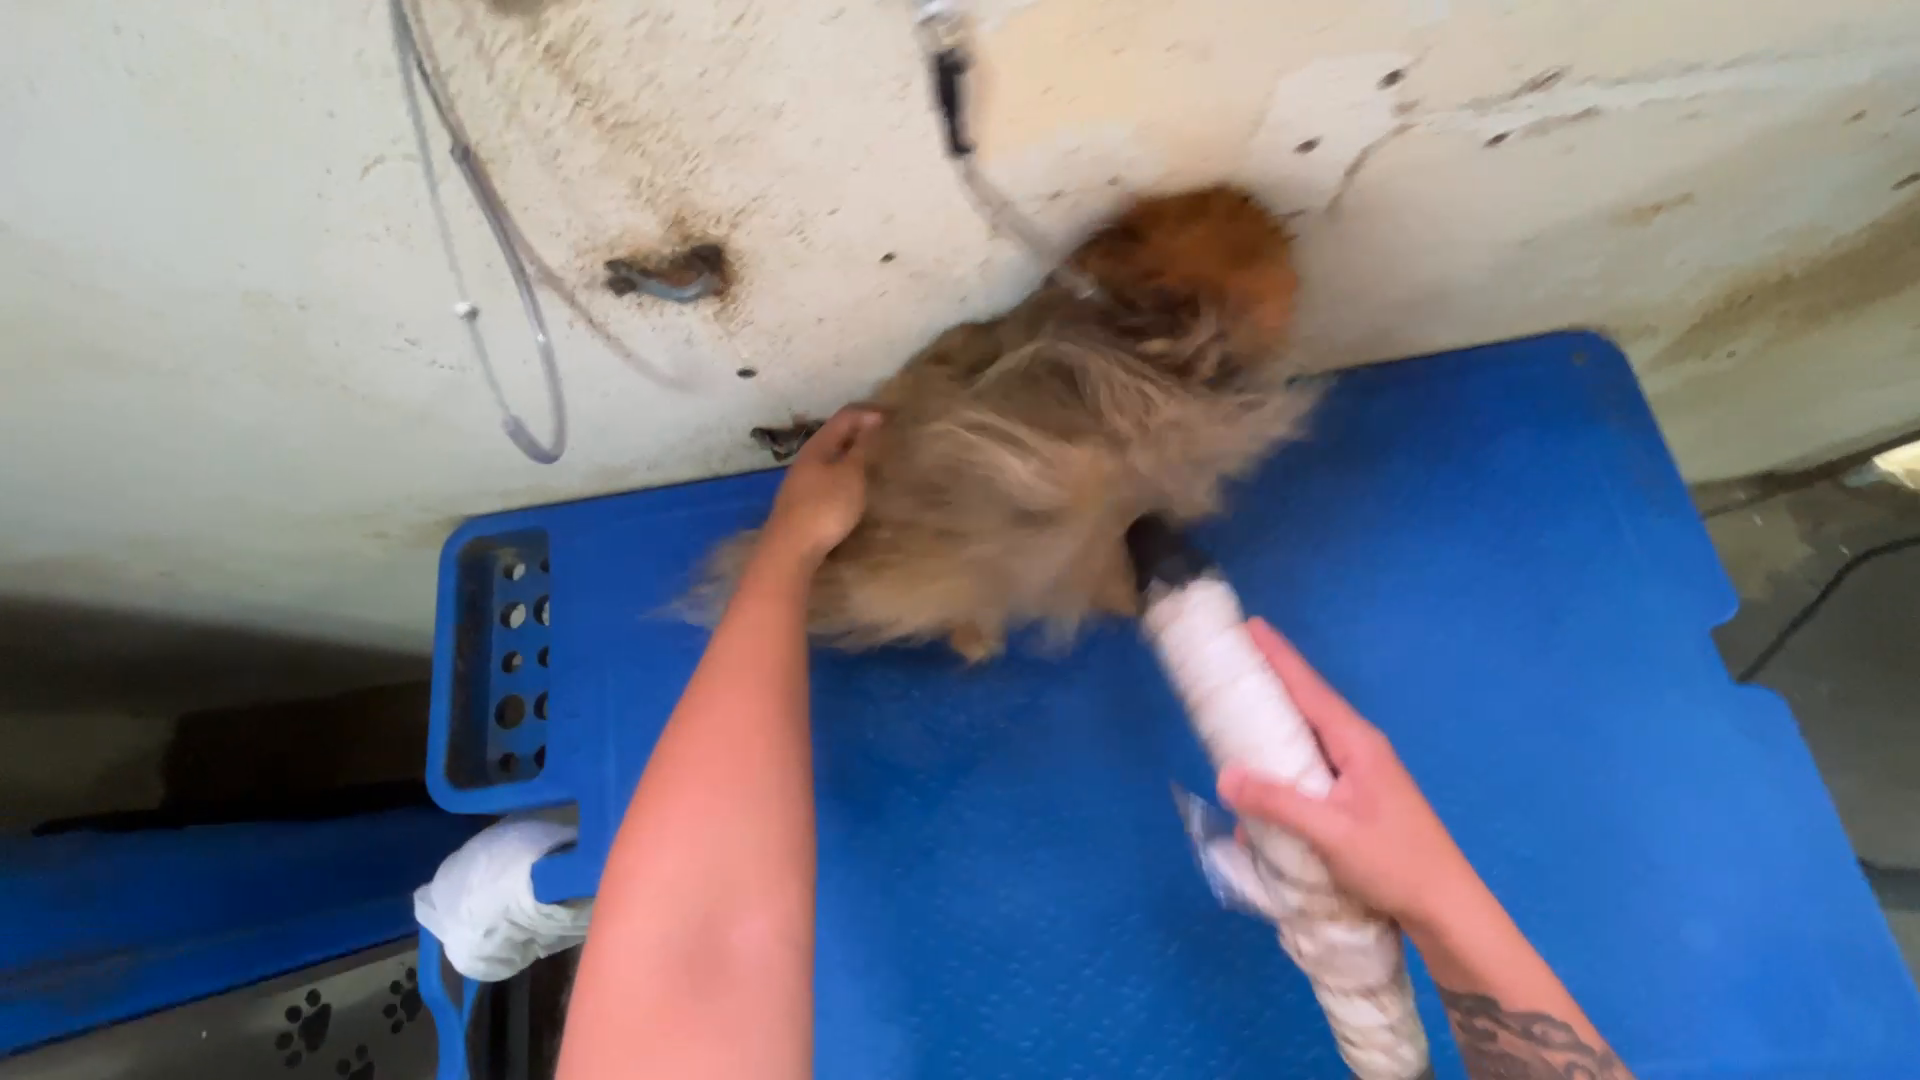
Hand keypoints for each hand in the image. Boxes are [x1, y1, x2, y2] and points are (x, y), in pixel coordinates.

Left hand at [758, 406, 882, 567]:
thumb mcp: (851, 474)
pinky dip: (846, 473)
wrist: (791, 549)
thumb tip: (872, 422)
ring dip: (853, 454)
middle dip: (861, 432)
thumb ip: (862, 448)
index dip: (869, 413)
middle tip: (887, 437)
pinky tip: (855, 487)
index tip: (894, 419)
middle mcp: (807, 459)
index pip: (845, 417)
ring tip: (875, 461)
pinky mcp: (804, 502)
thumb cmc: (825, 507)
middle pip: (836, 435)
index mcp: (818, 446)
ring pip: (831, 457)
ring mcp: (802, 481)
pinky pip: (829, 477)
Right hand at [1217, 619, 1482, 928]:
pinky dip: (1281, 769)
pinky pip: (1308, 768)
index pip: (1309, 688)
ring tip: (1233, 718)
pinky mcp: (1353, 795)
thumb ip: (1278, 803)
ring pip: (1305, 737)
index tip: (1250, 625)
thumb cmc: (1396, 864)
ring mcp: (1357, 772)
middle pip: (1305, 704)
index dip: (1278, 655)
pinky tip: (1258, 790)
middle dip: (1268, 683)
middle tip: (1229, 666)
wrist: (1448, 911)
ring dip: (1271, 728)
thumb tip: (1223, 777)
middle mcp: (1357, 747)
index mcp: (1356, 743)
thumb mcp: (1332, 834)